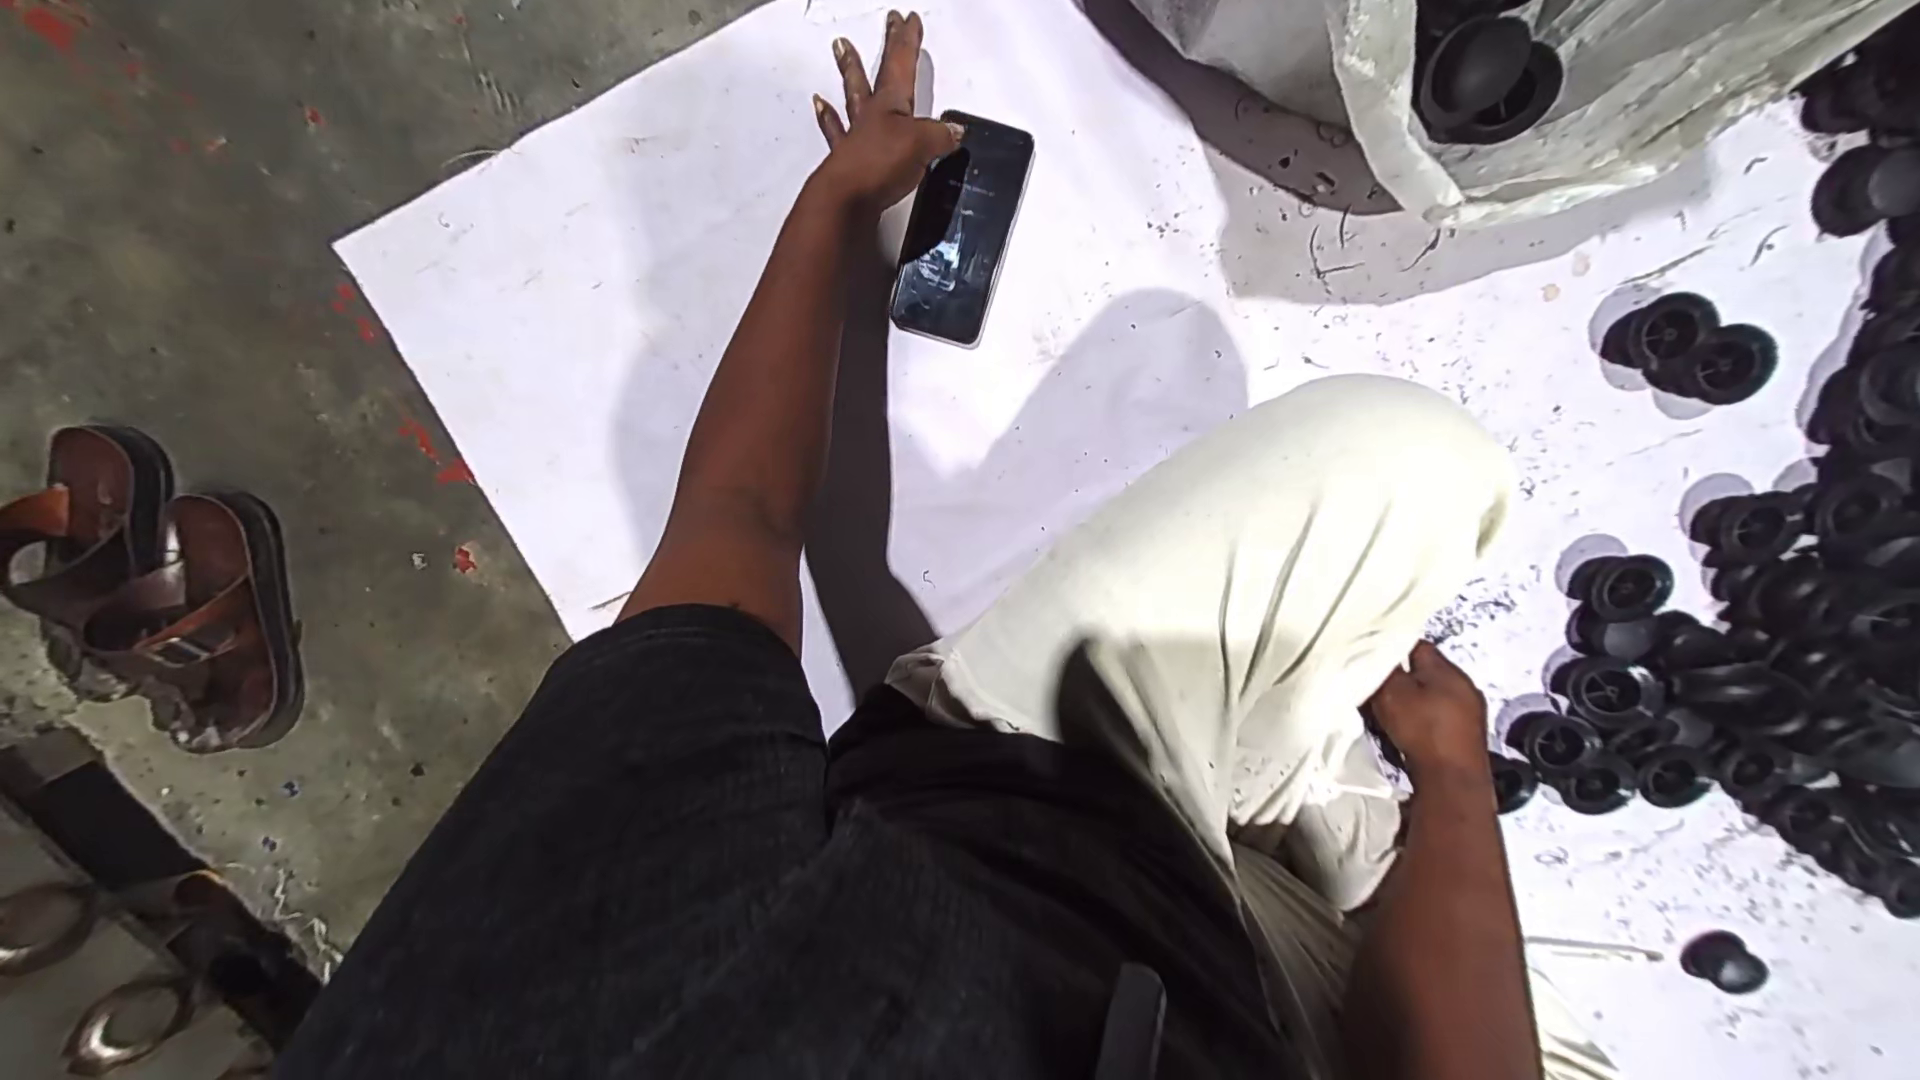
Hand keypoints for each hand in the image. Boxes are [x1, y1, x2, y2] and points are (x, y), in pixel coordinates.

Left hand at [811, 11, 962, 212]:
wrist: (847, 200)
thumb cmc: (880, 165)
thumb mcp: (921, 146)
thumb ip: (940, 136)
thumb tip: (955, 131)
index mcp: (891, 105)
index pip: (902, 65)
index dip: (907, 43)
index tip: (909, 21)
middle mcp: (872, 115)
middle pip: (879, 74)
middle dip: (887, 49)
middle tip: (887, 24)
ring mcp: (856, 137)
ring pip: (853, 96)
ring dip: (850, 73)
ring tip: (841, 50)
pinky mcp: (847, 163)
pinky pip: (836, 133)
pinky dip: (830, 120)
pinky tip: (821, 106)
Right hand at [1366, 641, 1488, 776]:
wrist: (1452, 779)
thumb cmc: (1421, 729)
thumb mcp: (1391, 691)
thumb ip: (1382, 666)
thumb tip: (1374, 648)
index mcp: (1448, 670)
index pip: (1415, 644)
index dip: (1390, 646)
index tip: (1368, 656)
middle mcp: (1465, 686)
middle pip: (1423, 670)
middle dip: (1398, 675)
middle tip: (1373, 684)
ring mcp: (1470, 711)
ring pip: (1429, 692)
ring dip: (1409, 697)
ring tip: (1385, 709)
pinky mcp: (1467, 733)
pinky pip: (1436, 713)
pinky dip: (1420, 715)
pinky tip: (1405, 727)